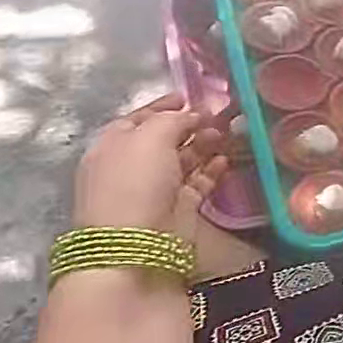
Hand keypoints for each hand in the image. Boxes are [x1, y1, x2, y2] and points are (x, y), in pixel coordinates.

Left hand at [72, 93, 229, 247]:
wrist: (138, 246)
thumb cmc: (135, 183)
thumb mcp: (149, 137)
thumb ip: (172, 119)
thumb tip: (192, 115)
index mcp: (114, 145)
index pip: (140, 118)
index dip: (165, 106)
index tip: (192, 96)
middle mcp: (134, 165)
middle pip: (166, 138)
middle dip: (191, 125)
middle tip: (220, 116)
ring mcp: (158, 188)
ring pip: (186, 159)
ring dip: (206, 144)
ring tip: (227, 134)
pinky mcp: (181, 208)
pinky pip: (200, 182)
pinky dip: (213, 169)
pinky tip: (227, 158)